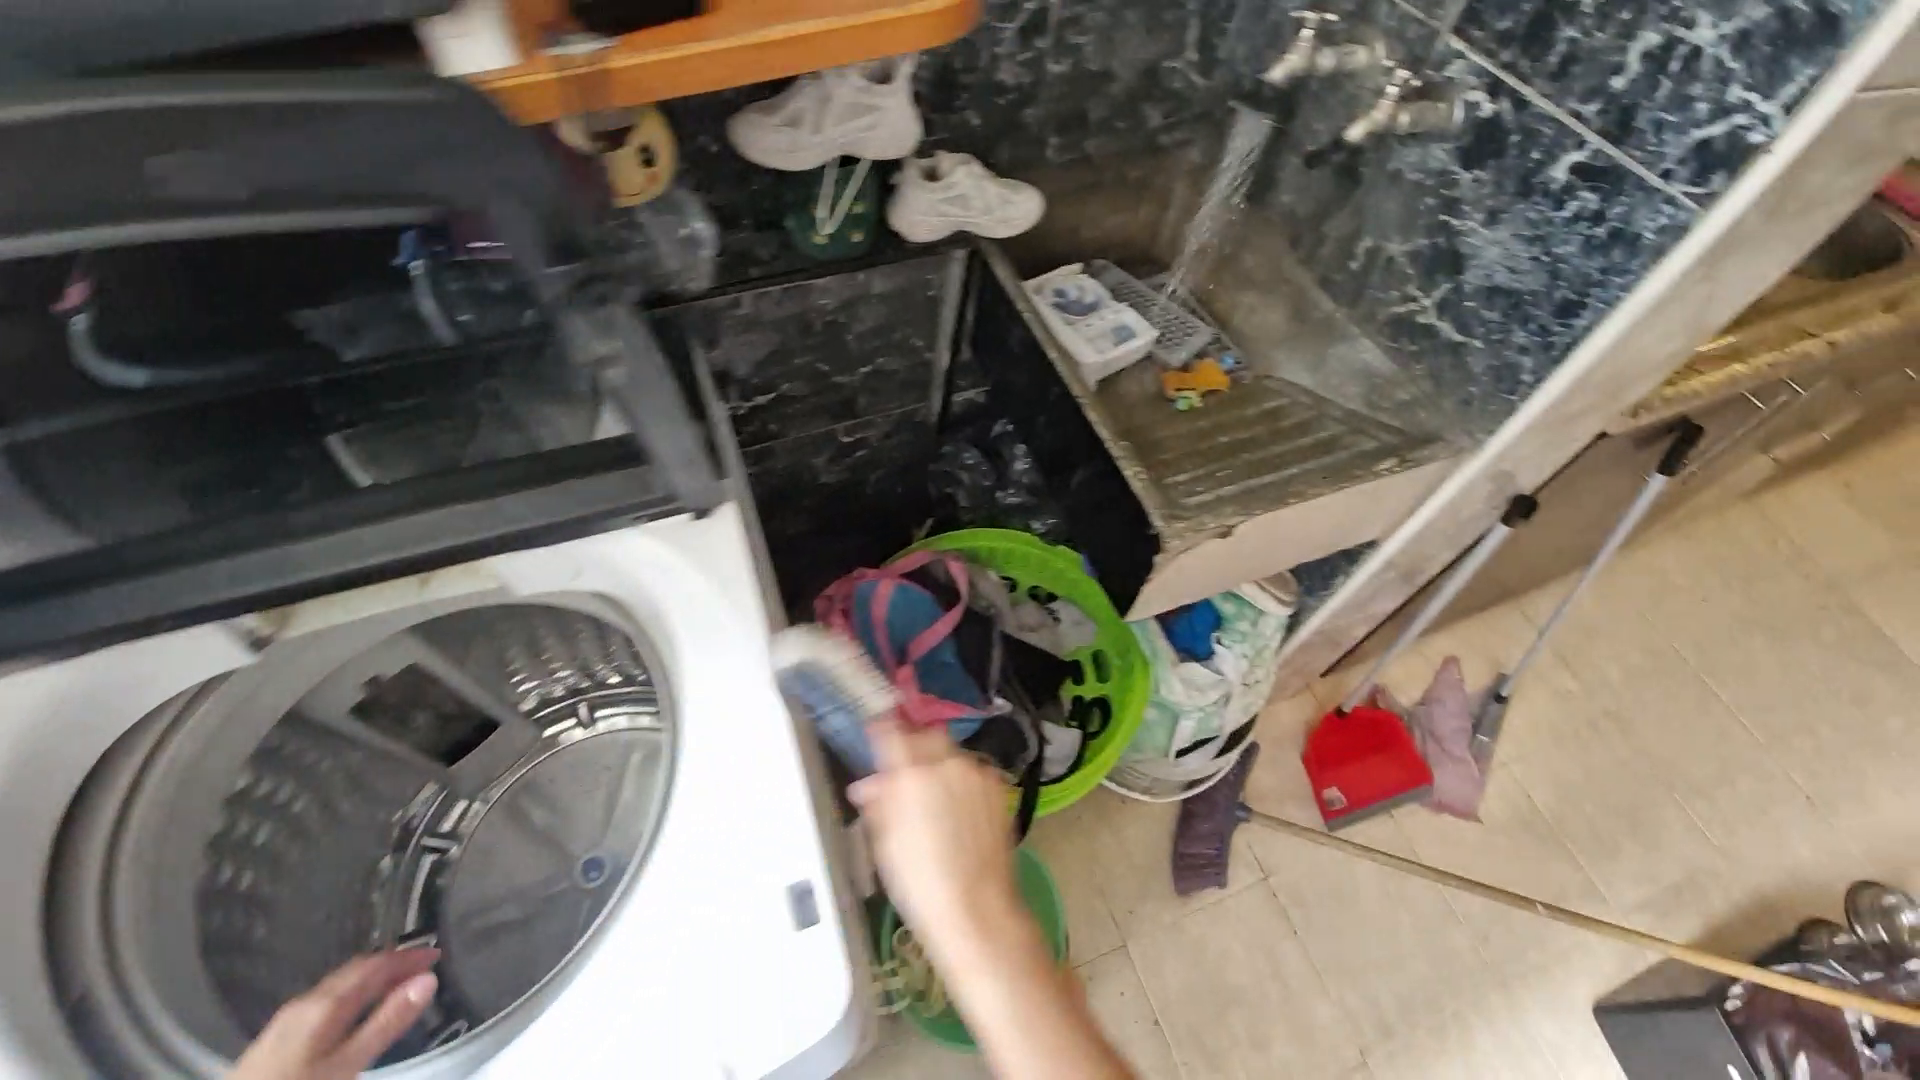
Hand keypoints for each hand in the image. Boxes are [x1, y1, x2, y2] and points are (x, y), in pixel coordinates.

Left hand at [229, 949, 439, 1079]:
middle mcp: (307, 1001)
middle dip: (391, 963)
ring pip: (340, 983)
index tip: (437, 955)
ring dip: (372, 976)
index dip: (407, 958)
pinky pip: (327, 997)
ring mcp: (289, 1017)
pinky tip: (357, 1009)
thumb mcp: (348, 1064)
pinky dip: (353, 991)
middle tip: (422, 966)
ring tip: (397, 984)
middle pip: (356, 969)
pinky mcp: (279, 1034)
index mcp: (327, 1004)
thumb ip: (387, 1022)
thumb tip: (428, 980)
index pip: (375, 966)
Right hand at [848, 716, 1020, 961]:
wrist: (975, 909)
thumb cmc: (920, 883)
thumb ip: (878, 803)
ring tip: (934, 799)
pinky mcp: (1000, 790)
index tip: (876, 729)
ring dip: (940, 766)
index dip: (882, 728)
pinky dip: (964, 782)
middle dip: (915, 746)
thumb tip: (871, 786)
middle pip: (927, 736)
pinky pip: (975, 774)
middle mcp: (947, 764)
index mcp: (910, 773)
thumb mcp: (884, 843)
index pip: (891, 731)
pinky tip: (959, 811)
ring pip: (953, 755)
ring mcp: (977, 775)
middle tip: (905, 772)